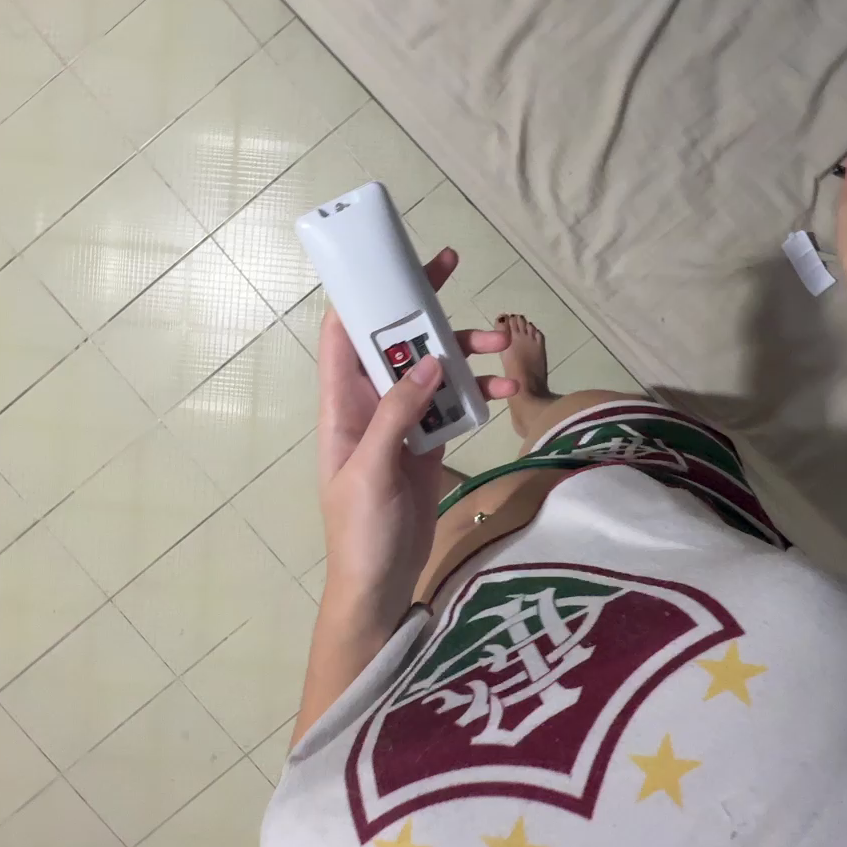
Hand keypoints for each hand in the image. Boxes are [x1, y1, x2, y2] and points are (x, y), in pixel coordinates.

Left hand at [316, 248, 516, 621]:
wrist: (381, 582)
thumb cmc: (359, 530)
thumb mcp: (371, 470)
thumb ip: (397, 414)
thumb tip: (431, 360)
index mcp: (343, 404)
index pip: (344, 336)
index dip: (363, 296)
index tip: (390, 264)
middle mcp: (372, 402)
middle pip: (396, 340)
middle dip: (422, 305)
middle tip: (450, 265)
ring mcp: (403, 421)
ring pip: (433, 369)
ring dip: (464, 352)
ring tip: (503, 346)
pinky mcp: (430, 441)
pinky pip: (454, 404)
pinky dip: (478, 393)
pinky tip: (502, 390)